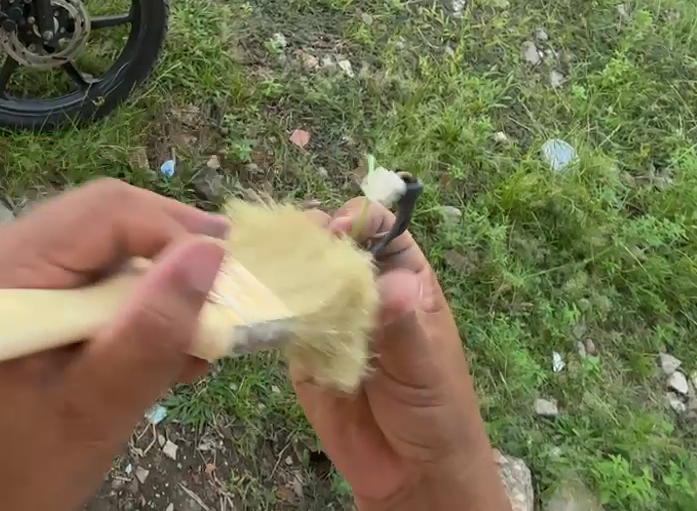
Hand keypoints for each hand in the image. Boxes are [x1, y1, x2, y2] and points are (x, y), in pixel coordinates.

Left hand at [0, 179, 228, 510]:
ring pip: (102, 242)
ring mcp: (2, 270)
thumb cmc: (9, 481)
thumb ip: (150, 333)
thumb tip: (211, 253)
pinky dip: (127, 300)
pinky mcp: (13, 294)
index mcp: (4, 267)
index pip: (109, 210)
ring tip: (195, 332)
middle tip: (225, 293)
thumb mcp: (91, 413)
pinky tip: (155, 341)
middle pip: (106, 217)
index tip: (228, 280)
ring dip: (154, 280)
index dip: (177, 232)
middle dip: (171, 250)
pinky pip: (85, 272)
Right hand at [294, 199, 510, 510]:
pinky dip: (270, 305)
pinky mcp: (302, 347)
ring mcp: (329, 313)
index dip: (359, 220)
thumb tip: (392, 283)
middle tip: (296, 246)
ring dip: (286, 264)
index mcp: (401, 276)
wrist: (411, 476)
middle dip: (313, 235)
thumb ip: (403, 324)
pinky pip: (284, 317)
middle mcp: (362, 286)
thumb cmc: (437, 411)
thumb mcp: (426, 366)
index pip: (380, 227)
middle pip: (332, 241)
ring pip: (303, 272)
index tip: (340, 231)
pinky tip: (258, 297)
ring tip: (272, 266)